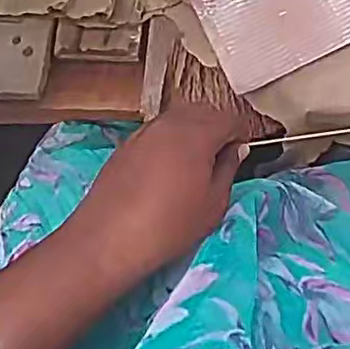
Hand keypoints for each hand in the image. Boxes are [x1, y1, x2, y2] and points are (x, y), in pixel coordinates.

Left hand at [58, 105, 248, 288]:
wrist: (107, 238)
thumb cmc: (169, 225)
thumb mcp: (212, 204)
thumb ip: (228, 169)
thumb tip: (235, 148)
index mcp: (198, 133)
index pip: (229, 118)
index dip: (241, 133)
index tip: (242, 152)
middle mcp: (171, 122)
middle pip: (204, 110)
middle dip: (218, 126)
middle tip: (222, 154)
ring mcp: (146, 130)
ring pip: (179, 116)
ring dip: (193, 129)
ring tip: (195, 162)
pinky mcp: (127, 142)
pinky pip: (158, 130)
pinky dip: (170, 138)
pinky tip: (168, 167)